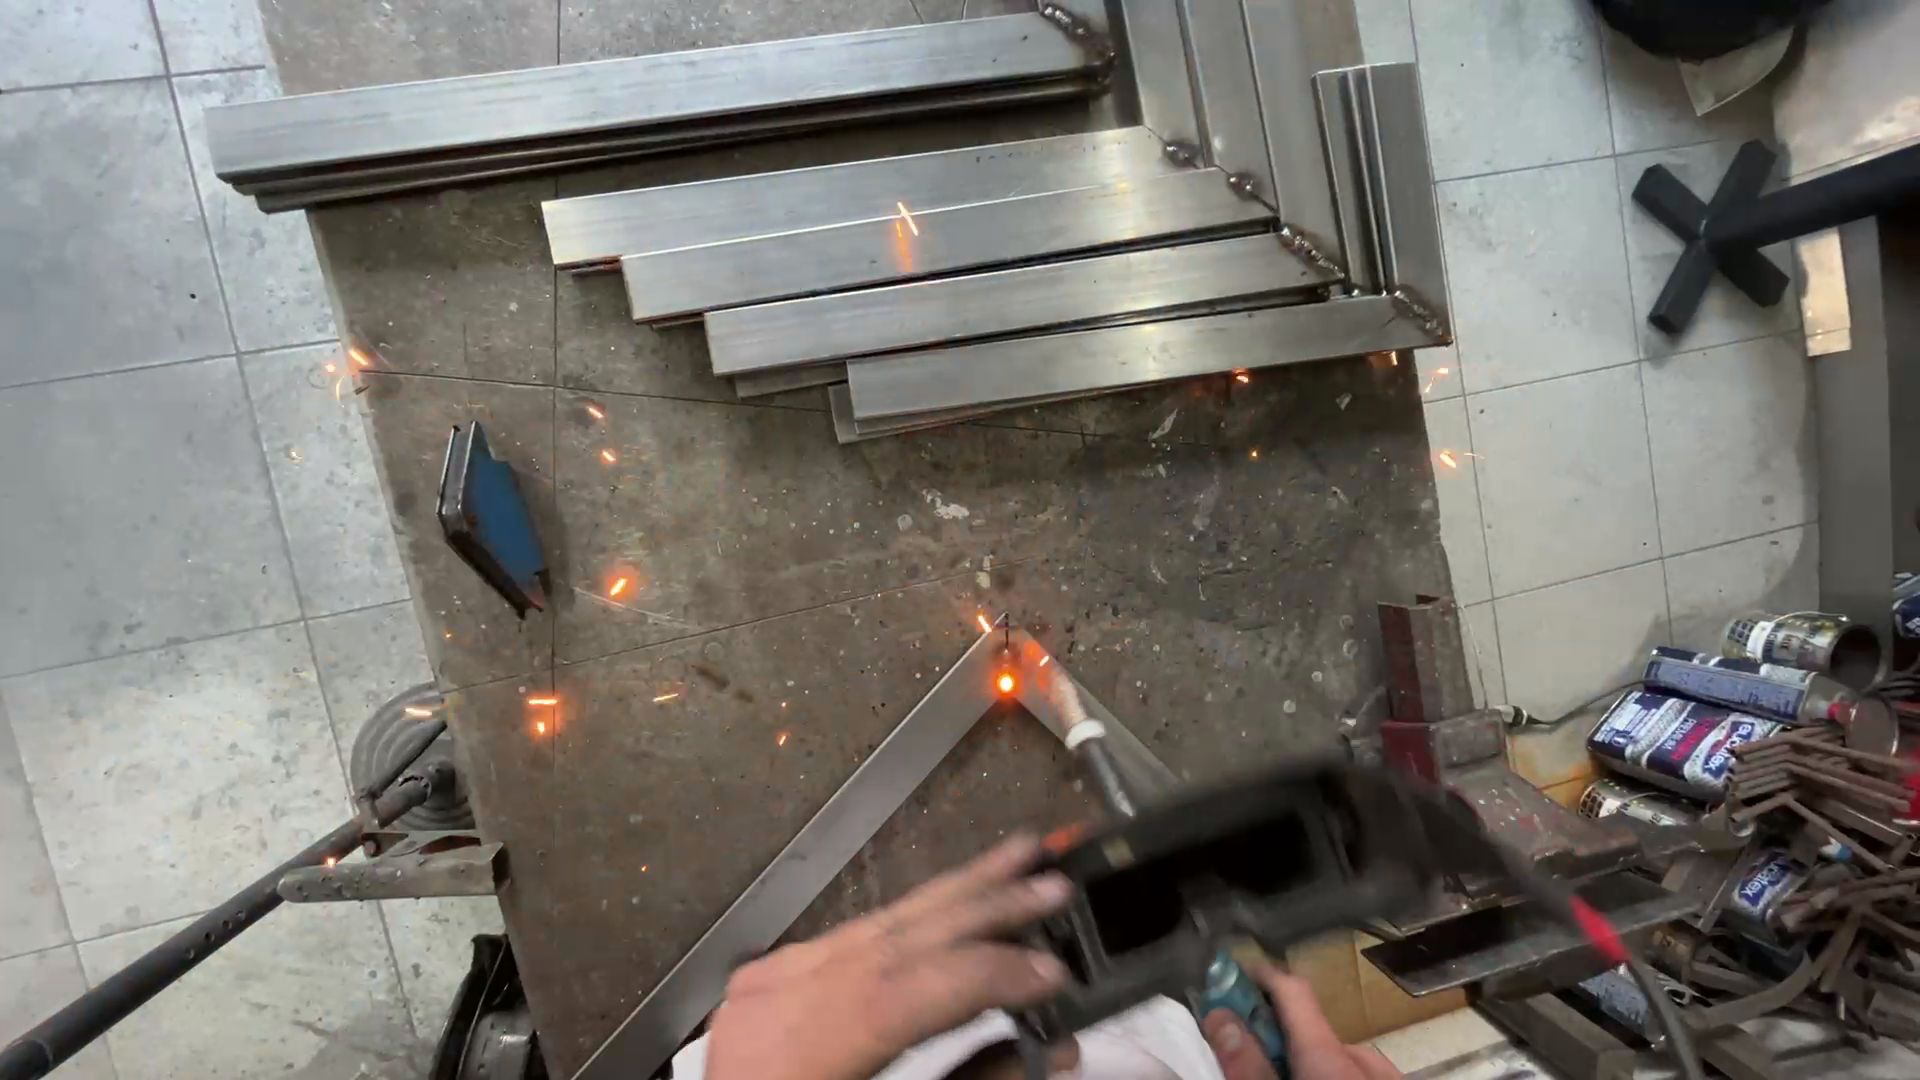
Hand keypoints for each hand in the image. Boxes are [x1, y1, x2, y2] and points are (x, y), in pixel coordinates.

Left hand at [704, 834, 1076, 1079]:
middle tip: (1054, 881)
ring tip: (1018, 858)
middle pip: (897, 935)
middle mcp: (778, 1000)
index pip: (906, 992)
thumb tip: (1049, 1049)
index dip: (984, 973)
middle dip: (984, 903)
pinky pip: (855, 933)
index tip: (1052, 970)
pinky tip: (954, 900)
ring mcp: (769, 978)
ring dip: (957, 892)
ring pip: (880, 919)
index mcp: (799, 1058)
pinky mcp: (771, 971)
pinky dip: (913, 916)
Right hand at [1203, 961, 1401, 1079]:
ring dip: (1319, 1066)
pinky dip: (1344, 1076)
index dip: (1261, 975)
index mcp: (1333, 1057)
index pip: (1293, 989)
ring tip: (1293, 1077)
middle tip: (1263, 1066)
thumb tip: (1220, 1015)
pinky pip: (1372, 1077)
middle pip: (1319, 1032)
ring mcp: (1392, 1078)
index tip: (1231, 977)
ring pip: (1348, 1061)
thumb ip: (1247, 1065)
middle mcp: (1370, 1064)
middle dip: (1287, 1041)